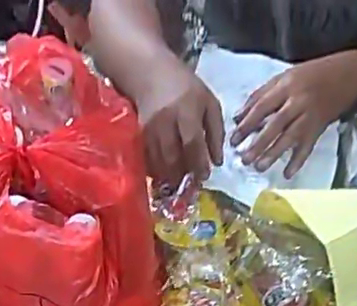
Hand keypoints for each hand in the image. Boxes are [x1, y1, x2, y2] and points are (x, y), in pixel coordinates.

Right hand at [131, 61, 225, 185]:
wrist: (151, 74)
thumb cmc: (186, 89)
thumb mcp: (208, 102)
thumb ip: (216, 131)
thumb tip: (217, 162)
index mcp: (186, 109)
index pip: (192, 143)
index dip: (199, 164)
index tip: (205, 176)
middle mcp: (166, 119)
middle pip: (173, 157)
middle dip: (183, 174)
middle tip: (191, 182)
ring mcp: (150, 128)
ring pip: (159, 162)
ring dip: (170, 176)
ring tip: (179, 179)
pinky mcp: (139, 134)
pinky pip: (148, 160)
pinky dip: (158, 171)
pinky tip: (166, 172)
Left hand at [233, 54, 356, 178]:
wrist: (350, 74)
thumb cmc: (314, 74)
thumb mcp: (287, 76)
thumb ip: (262, 94)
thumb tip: (239, 115)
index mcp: (287, 85)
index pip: (262, 107)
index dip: (247, 124)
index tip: (234, 139)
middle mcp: (298, 101)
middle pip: (274, 125)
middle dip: (258, 143)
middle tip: (244, 159)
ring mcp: (309, 116)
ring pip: (289, 137)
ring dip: (274, 153)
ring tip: (259, 167)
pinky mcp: (319, 128)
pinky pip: (307, 147)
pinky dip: (297, 161)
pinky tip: (287, 174)